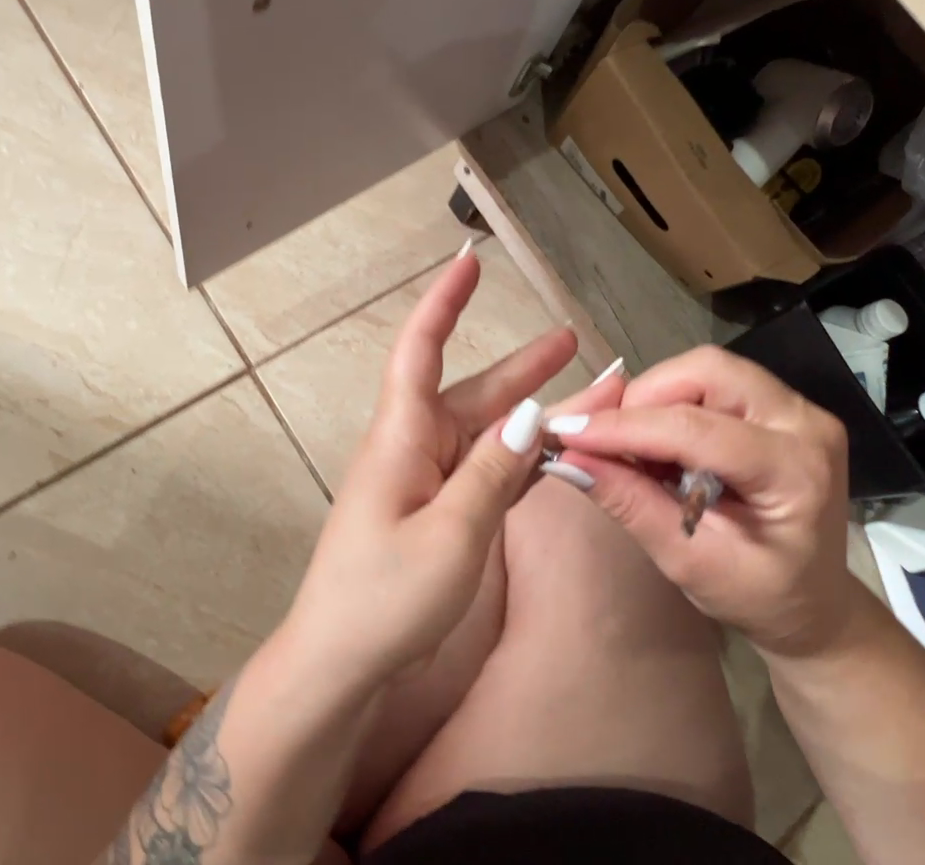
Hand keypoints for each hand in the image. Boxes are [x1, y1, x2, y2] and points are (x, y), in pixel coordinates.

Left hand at [282, 251, 618, 686]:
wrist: (340, 661)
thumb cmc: (383, 597)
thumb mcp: (450, 535)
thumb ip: (493, 474)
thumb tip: (532, 418)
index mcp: (402, 439)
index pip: (420, 351)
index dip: (443, 304)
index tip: (468, 263)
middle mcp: (411, 449)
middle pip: (470, 395)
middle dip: (521, 370)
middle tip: (572, 340)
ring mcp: (423, 483)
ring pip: (482, 436)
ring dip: (528, 417)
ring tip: (583, 396)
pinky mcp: (433, 513)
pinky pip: (481, 474)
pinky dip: (517, 462)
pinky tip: (551, 455)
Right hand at [543, 346, 855, 656]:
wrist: (813, 604)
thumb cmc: (758, 595)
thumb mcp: (689, 562)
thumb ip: (632, 505)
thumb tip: (568, 461)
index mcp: (795, 472)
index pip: (695, 428)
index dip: (624, 427)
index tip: (566, 434)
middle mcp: (804, 423)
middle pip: (706, 371)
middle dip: (644, 399)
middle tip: (608, 440)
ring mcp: (796, 408)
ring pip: (706, 368)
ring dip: (656, 399)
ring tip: (636, 448)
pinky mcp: (779, 405)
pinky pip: (713, 381)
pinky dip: (672, 402)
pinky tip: (661, 444)